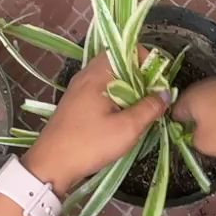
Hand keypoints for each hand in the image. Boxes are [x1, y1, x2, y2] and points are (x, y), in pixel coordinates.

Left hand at [21, 55, 168, 195]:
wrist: (50, 166)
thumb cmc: (89, 144)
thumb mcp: (127, 128)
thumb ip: (149, 108)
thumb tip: (165, 94)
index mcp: (98, 74)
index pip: (127, 50)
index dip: (147, 62)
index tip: (158, 83)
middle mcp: (86, 76)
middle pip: (120, 64)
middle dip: (140, 78)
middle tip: (152, 99)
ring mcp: (79, 89)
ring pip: (111, 80)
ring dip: (129, 91)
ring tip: (141, 110)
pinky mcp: (76, 104)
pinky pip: (101, 92)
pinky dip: (116, 99)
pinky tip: (123, 118)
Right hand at [173, 78, 215, 171]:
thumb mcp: (204, 144)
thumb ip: (194, 140)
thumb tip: (198, 134)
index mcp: (192, 95)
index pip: (174, 112)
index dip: (176, 129)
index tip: (183, 143)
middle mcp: (209, 86)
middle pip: (198, 108)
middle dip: (200, 125)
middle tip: (205, 144)